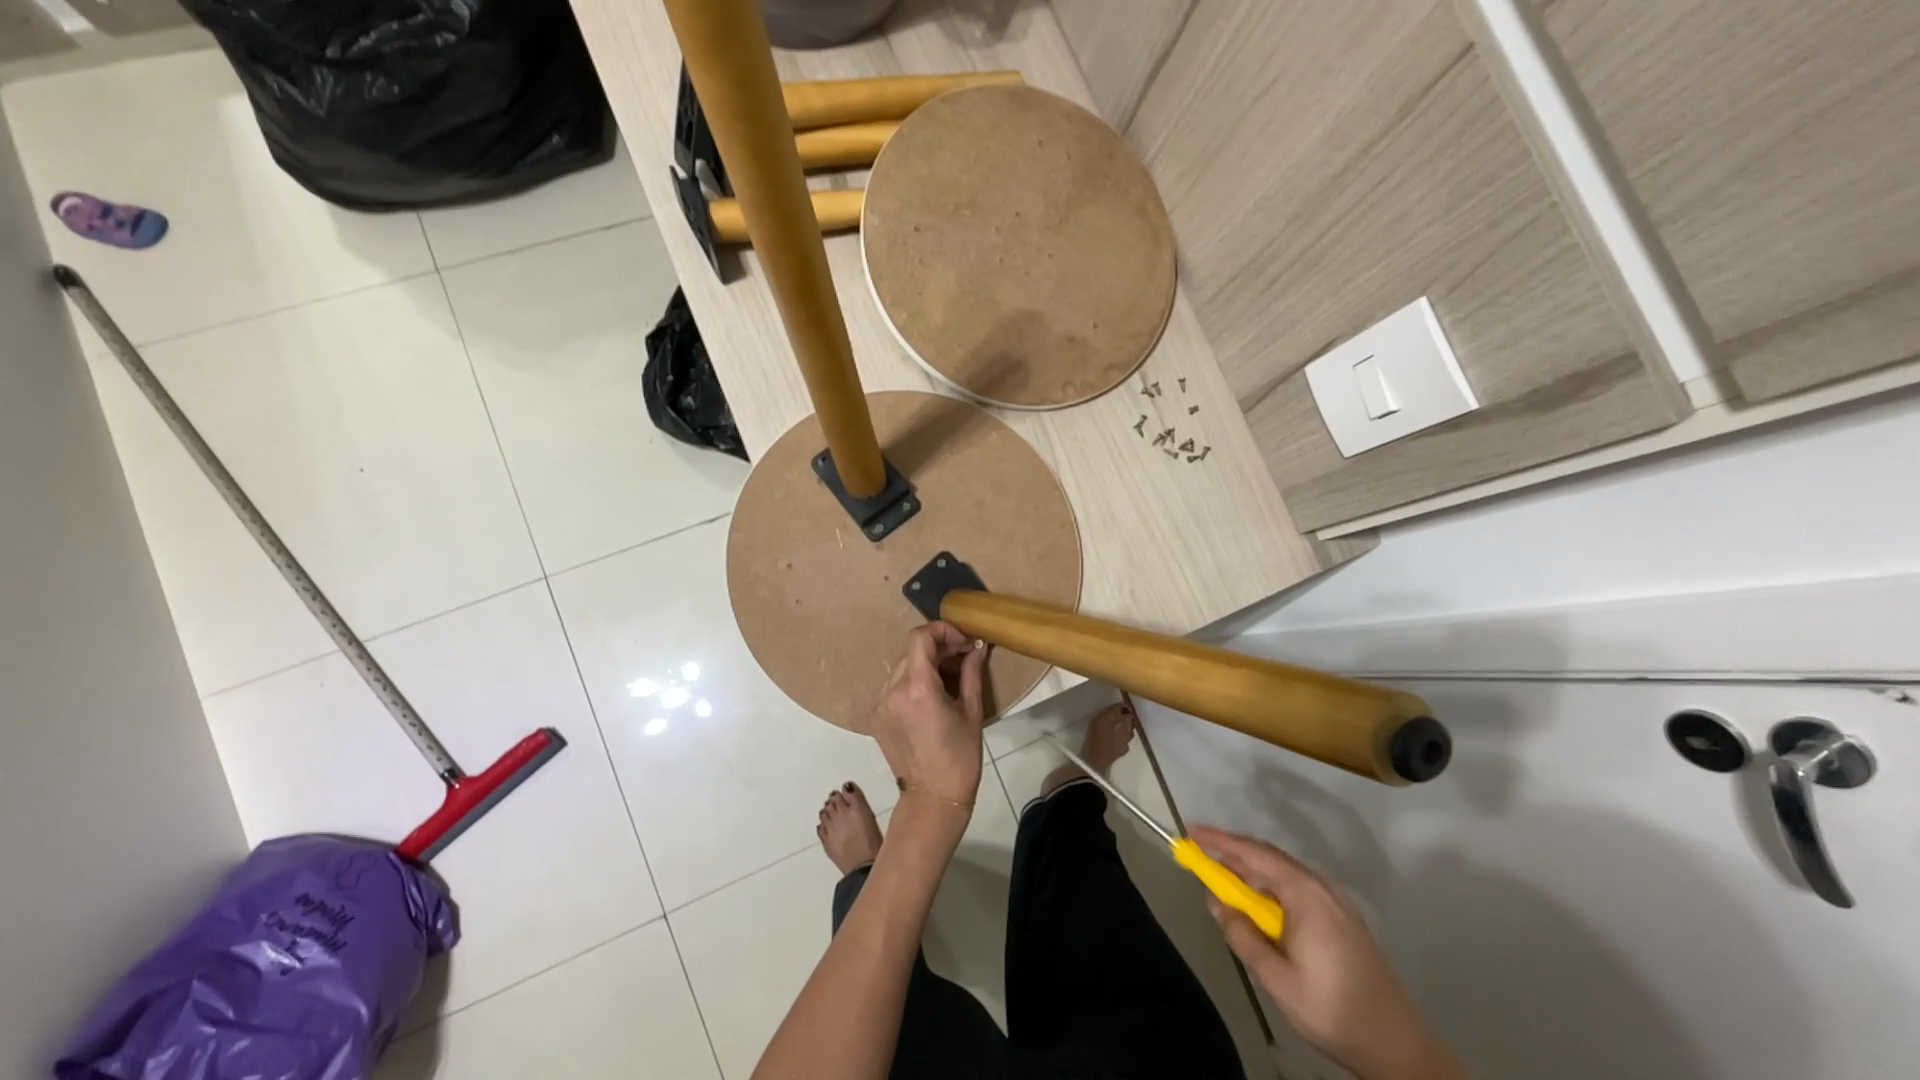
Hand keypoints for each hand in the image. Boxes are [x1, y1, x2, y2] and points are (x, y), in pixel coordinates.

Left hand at [870, 622, 987, 809]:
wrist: (934, 798)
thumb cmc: (960, 757)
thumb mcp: (971, 711)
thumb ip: (971, 673)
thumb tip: (977, 647)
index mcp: (917, 688)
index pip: (921, 637)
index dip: (944, 630)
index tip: (965, 642)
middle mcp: (892, 691)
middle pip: (912, 651)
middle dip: (939, 648)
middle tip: (964, 657)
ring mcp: (880, 704)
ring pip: (902, 667)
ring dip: (926, 664)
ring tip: (951, 677)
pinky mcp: (876, 717)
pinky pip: (894, 687)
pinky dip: (913, 682)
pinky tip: (933, 696)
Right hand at [1189, 826, 1463, 1079]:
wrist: (1394, 1042)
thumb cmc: (1330, 1007)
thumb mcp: (1275, 976)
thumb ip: (1242, 935)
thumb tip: (1217, 903)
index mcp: (1306, 895)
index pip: (1255, 855)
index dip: (1221, 842)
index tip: (1192, 832)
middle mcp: (1323, 888)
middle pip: (1271, 858)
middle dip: (1234, 853)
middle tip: (1200, 855)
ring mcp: (1337, 903)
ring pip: (1286, 874)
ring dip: (1253, 872)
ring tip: (1224, 880)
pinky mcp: (1344, 919)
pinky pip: (1300, 889)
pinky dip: (1272, 887)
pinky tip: (1260, 906)